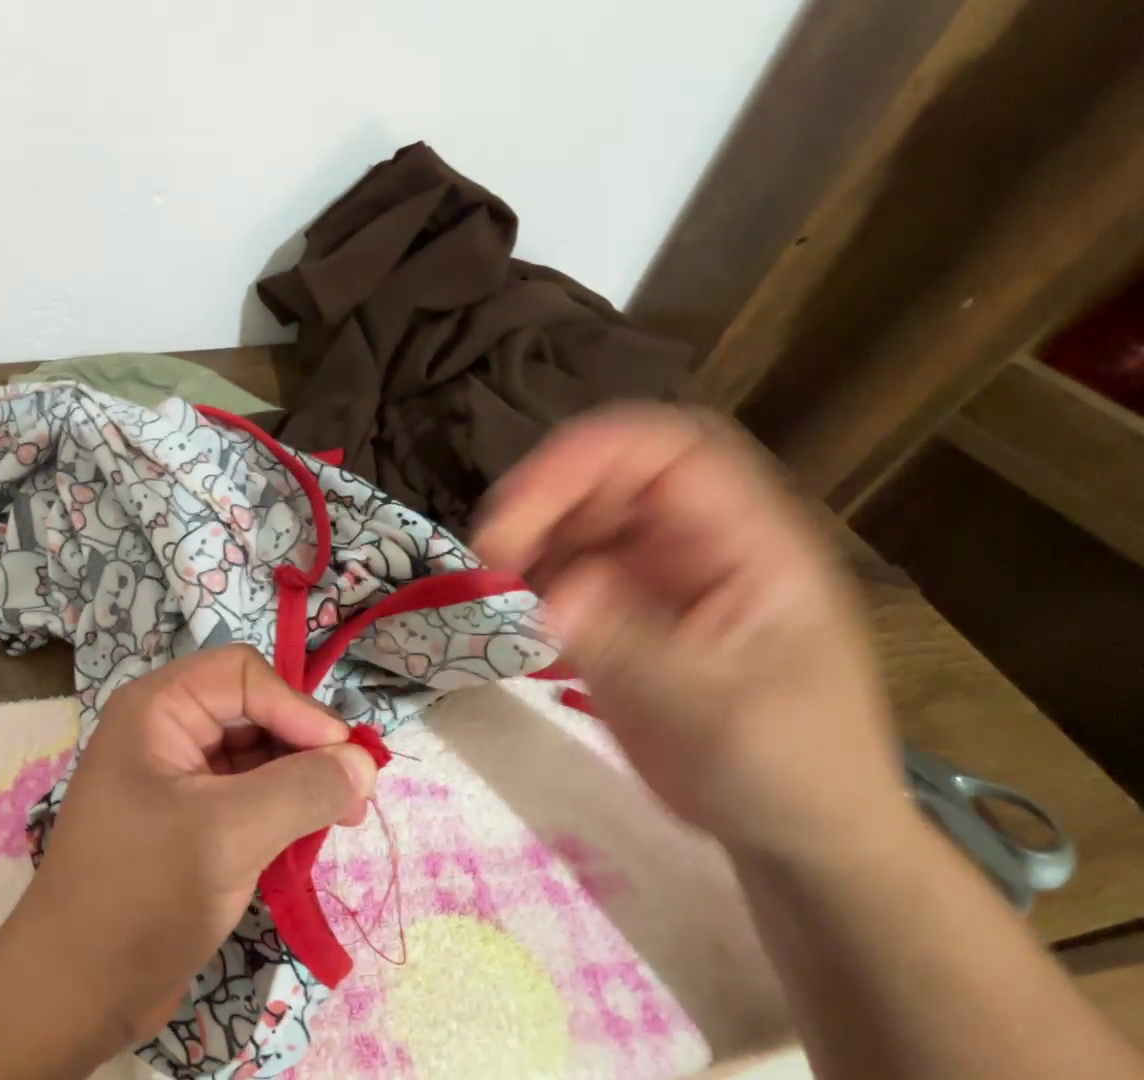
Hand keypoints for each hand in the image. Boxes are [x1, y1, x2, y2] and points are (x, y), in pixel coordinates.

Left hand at [0, 645, 378, 1049]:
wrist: (75, 990)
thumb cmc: (142, 896)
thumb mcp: (229, 834)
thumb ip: (302, 788)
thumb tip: (364, 762)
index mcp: (157, 709)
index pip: (244, 674)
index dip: (298, 707)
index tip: (344, 760)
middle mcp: (165, 730)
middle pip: (256, 710)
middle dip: (307, 745)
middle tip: (356, 797)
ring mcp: (177, 777)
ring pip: (259, 754)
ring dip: (303, 779)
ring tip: (345, 819)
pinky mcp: (191, 820)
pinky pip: (250, 794)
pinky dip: (285, 808)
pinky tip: (312, 836)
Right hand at [472, 406, 906, 861]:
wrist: (795, 832)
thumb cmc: (787, 771)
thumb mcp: (719, 714)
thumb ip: (633, 646)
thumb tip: (553, 593)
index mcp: (747, 544)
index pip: (668, 454)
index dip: (590, 456)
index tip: (522, 506)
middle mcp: (695, 544)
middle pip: (609, 478)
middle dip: (543, 498)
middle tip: (491, 552)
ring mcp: (655, 577)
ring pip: (577, 519)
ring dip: (528, 535)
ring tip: (491, 579)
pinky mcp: (621, 612)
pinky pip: (563, 569)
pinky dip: (527, 575)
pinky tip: (507, 603)